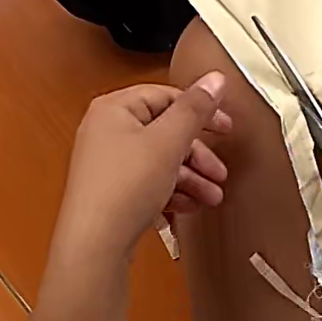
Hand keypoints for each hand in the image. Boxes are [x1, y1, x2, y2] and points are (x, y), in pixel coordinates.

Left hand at [55, 74, 232, 260]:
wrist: (96, 242)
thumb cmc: (124, 188)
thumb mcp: (169, 143)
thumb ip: (195, 110)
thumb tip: (216, 79)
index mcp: (115, 109)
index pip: (167, 98)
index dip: (201, 111)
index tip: (226, 128)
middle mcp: (108, 132)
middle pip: (166, 134)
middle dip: (198, 157)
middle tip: (220, 173)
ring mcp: (109, 164)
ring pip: (161, 163)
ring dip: (191, 179)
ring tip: (211, 198)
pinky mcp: (113, 192)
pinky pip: (150, 184)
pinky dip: (173, 193)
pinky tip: (188, 208)